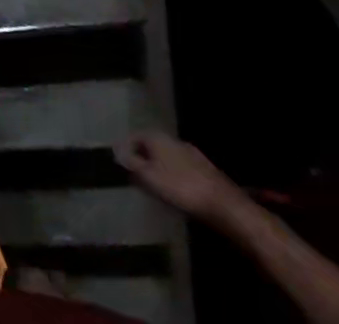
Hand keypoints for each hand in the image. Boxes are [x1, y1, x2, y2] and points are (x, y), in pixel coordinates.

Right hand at [115, 132, 248, 222]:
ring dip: (157, 167)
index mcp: (157, 137)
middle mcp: (173, 139)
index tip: (121, 166)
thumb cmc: (179, 187)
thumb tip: (117, 150)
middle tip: (135, 177)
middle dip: (142, 159)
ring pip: (166, 156)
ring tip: (153, 186)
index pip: (134, 136)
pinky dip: (172, 175)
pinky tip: (174, 191)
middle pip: (151, 146)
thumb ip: (131, 162)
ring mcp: (190, 153)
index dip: (125, 149)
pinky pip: (179, 167)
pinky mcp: (203, 168)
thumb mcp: (148, 176)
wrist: (221, 203)